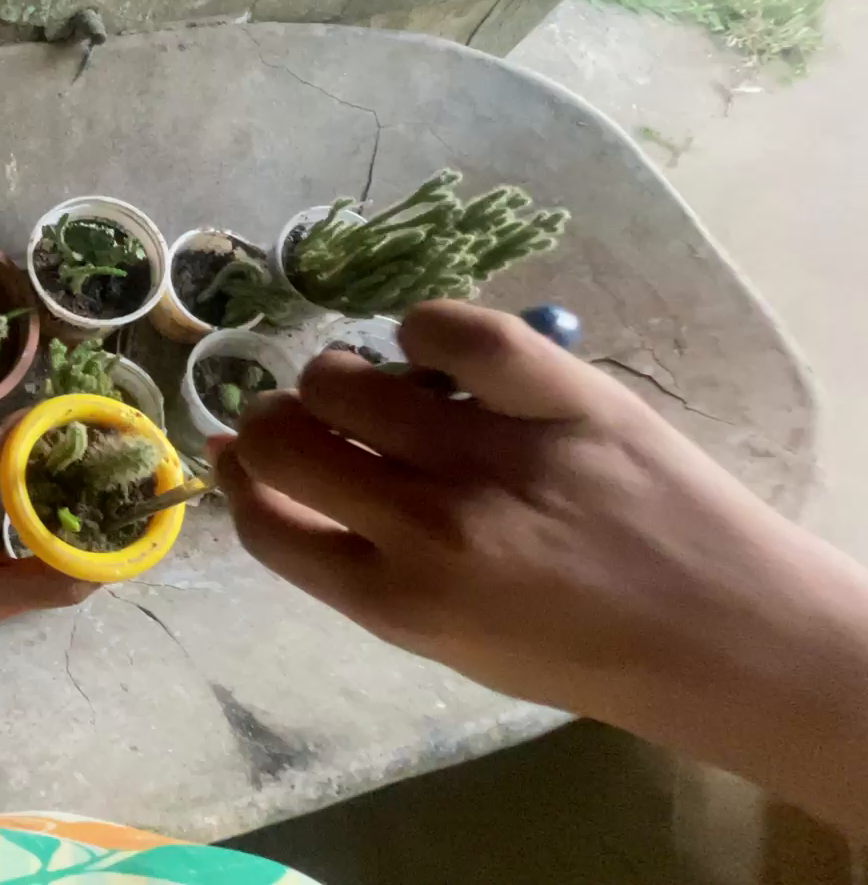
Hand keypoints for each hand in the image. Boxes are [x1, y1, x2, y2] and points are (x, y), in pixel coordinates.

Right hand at [215, 301, 867, 824]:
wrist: (743, 646)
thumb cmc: (561, 647)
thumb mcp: (423, 629)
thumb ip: (325, 549)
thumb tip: (240, 457)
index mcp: (395, 599)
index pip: (260, 518)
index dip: (233, 475)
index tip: (239, 453)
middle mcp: (433, 530)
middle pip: (281, 438)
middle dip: (269, 421)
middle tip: (305, 422)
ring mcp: (500, 459)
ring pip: (342, 379)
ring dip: (334, 379)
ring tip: (372, 392)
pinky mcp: (569, 402)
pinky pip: (455, 332)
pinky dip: (420, 330)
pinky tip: (424, 350)